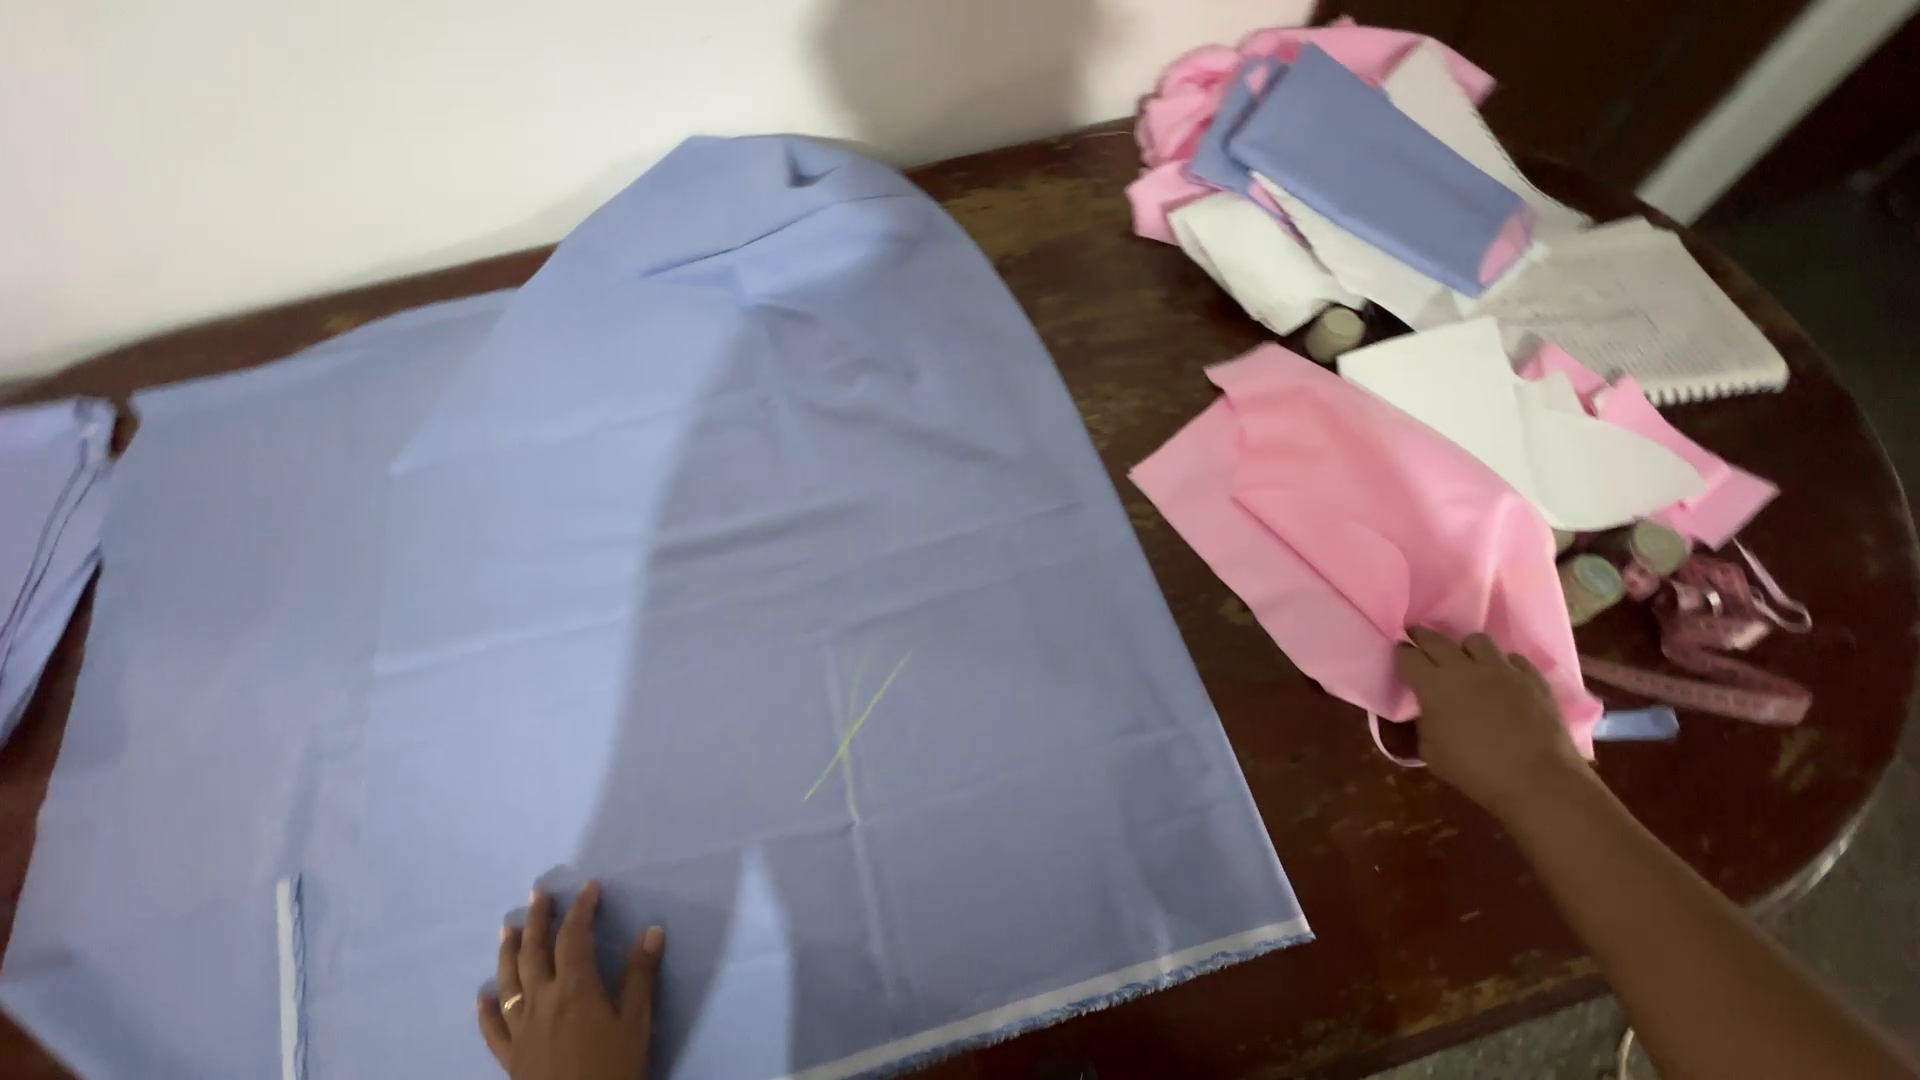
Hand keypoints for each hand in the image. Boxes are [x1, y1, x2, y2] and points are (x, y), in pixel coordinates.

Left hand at [479, 882, 664, 1079]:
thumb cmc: (614, 1072)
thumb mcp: (638, 1023)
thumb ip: (642, 975)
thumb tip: (652, 930)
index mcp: (575, 988)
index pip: (574, 937)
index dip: (581, 909)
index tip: (590, 889)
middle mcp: (542, 1002)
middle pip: (534, 952)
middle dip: (538, 920)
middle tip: (538, 894)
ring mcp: (521, 1031)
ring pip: (509, 983)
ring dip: (508, 953)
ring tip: (507, 929)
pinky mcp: (511, 1059)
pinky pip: (493, 1030)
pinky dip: (486, 1011)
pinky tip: (481, 998)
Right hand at [1395, 627, 1590, 820]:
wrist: (1537, 780)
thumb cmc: (1474, 770)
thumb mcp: (1430, 750)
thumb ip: (1425, 722)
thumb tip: (1430, 711)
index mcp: (1433, 685)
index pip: (1408, 656)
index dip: (1401, 653)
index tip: (1400, 654)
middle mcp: (1464, 668)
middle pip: (1436, 639)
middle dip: (1422, 636)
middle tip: (1417, 637)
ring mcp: (1501, 671)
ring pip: (1477, 641)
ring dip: (1466, 648)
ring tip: (1467, 660)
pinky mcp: (1532, 679)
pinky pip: (1513, 659)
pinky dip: (1504, 665)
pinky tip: (1503, 679)